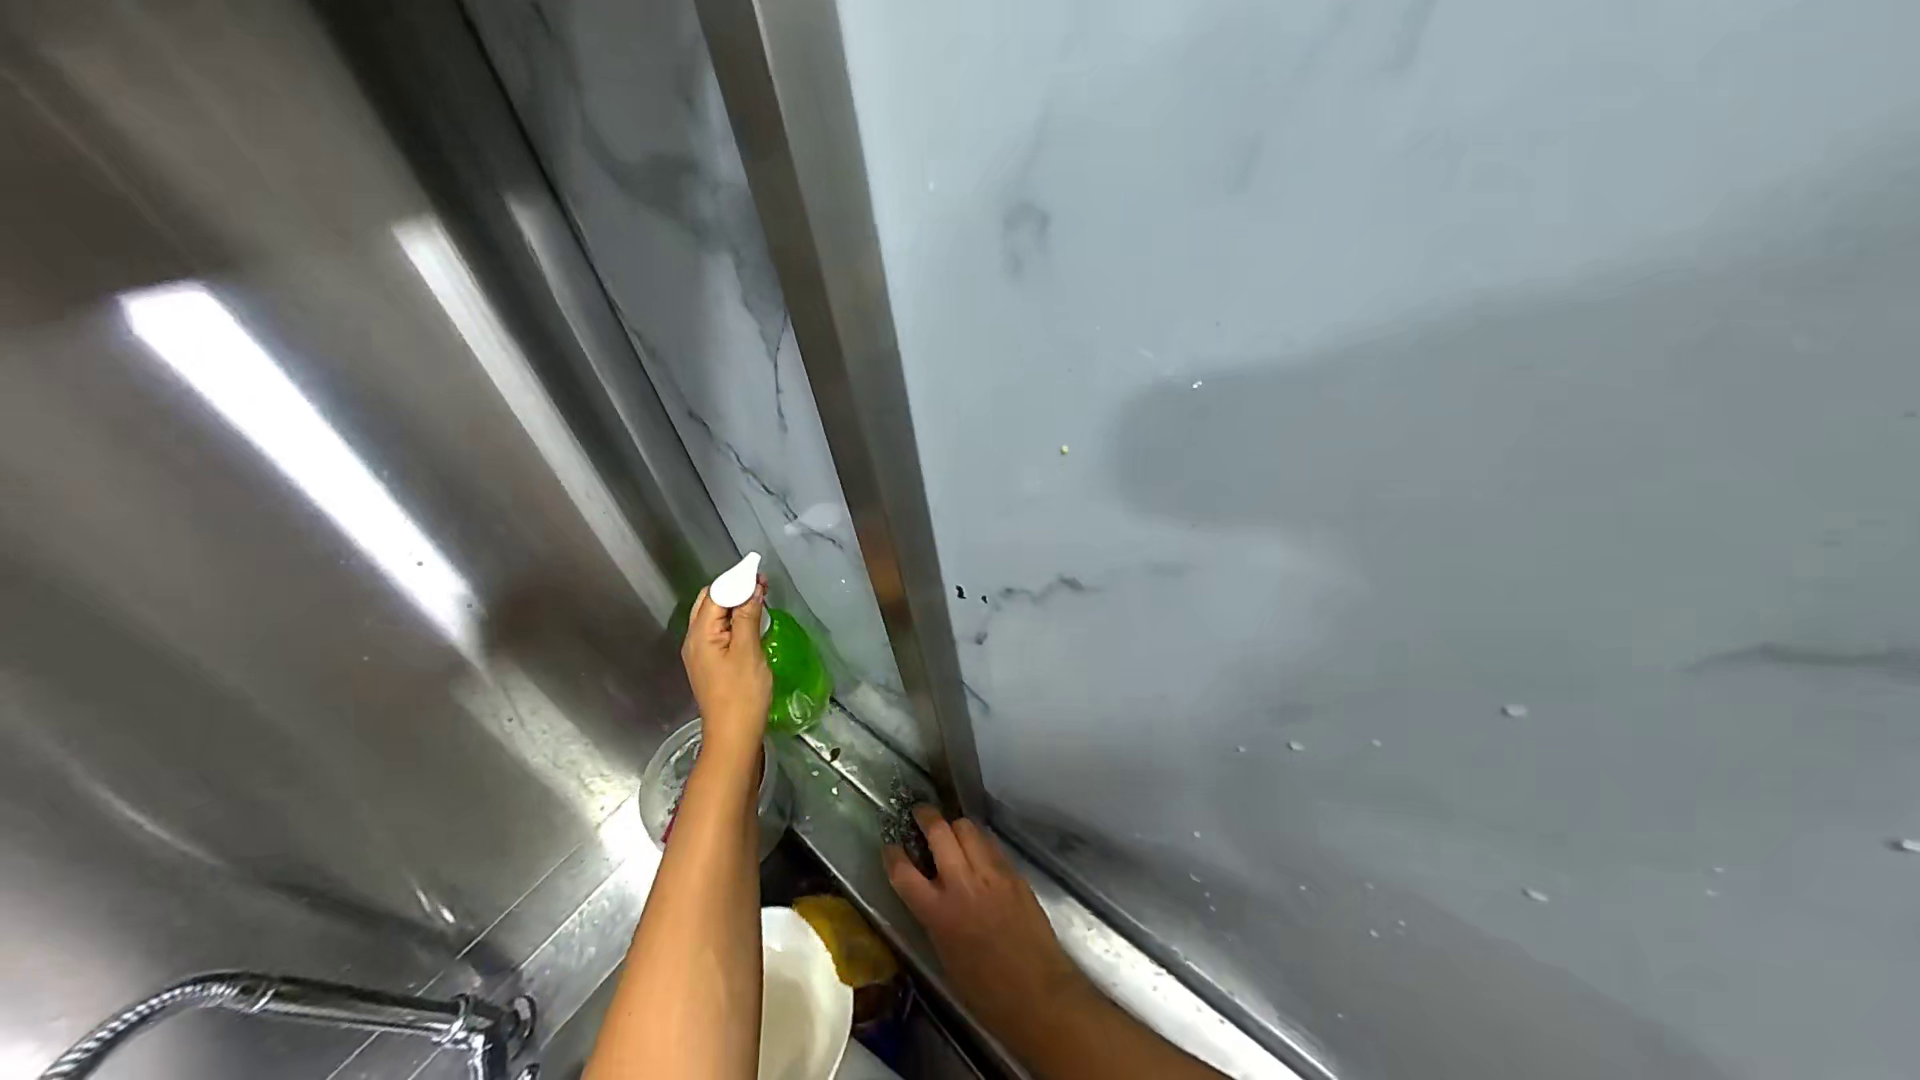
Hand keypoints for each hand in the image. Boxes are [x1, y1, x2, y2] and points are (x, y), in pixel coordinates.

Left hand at [681, 577, 770, 760]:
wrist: (733, 734)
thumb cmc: (742, 694)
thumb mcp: (749, 651)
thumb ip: (748, 617)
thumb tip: (752, 590)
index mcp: (700, 635)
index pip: (716, 595)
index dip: (737, 580)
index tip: (759, 571)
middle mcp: (694, 640)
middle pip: (710, 603)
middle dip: (734, 588)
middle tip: (761, 583)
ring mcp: (700, 653)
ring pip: (714, 616)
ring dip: (735, 603)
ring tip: (759, 596)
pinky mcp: (710, 663)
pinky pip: (718, 631)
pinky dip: (734, 619)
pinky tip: (751, 620)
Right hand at [885, 806, 1085, 1033]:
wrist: (1038, 993)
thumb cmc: (985, 991)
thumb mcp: (945, 955)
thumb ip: (933, 917)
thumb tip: (930, 895)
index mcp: (938, 913)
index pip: (903, 872)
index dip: (892, 854)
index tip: (890, 846)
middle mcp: (962, 884)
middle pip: (939, 832)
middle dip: (926, 817)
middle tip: (920, 814)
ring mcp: (991, 874)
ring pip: (967, 828)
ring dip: (954, 825)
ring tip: (951, 830)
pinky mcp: (1014, 873)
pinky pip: (991, 844)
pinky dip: (979, 840)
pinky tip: (978, 848)